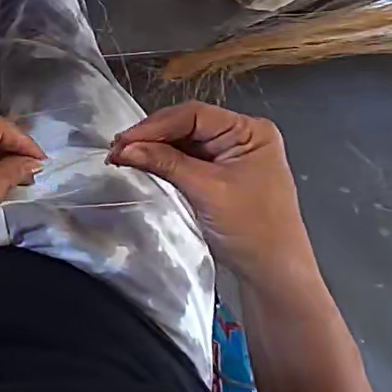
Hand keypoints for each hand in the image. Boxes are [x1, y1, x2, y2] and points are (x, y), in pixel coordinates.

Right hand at [108, 101, 320, 295]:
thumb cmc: (253, 228)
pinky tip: (138, 162)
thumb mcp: (206, 190)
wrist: (274, 275)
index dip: (155, 125)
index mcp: (250, 131)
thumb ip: (164, 162)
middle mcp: (239, 136)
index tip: (124, 140)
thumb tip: (123, 148)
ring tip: (121, 155)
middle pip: (184, 125)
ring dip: (150, 148)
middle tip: (116, 148)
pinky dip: (159, 160)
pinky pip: (181, 157)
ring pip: (179, 140)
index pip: (193, 115)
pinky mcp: (215, 172)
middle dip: (150, 136)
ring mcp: (227, 154)